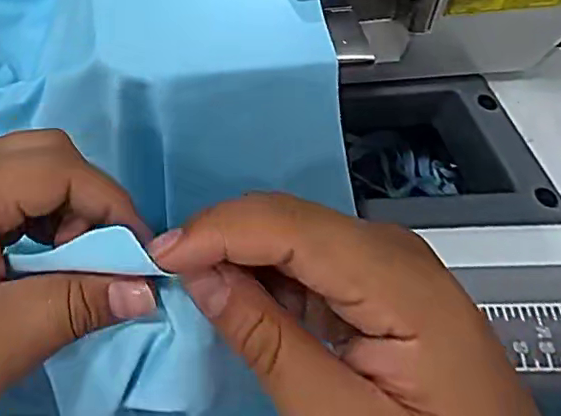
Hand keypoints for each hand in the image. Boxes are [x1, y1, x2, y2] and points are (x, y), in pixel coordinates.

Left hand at [0, 130, 159, 415]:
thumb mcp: (2, 336)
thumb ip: (79, 301)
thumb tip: (146, 288)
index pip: (66, 167)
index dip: (114, 207)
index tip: (143, 260)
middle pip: (49, 155)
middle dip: (89, 199)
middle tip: (104, 262)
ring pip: (29, 170)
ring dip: (64, 208)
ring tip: (73, 269)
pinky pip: (6, 193)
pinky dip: (37, 218)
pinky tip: (39, 264)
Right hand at [150, 192, 532, 415]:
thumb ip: (269, 342)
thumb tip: (199, 273)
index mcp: (399, 279)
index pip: (288, 224)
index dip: (217, 229)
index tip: (160, 255)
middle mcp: (392, 249)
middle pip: (286, 219)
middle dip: (222, 239)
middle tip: (170, 273)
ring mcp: (387, 260)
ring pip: (288, 232)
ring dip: (239, 256)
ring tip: (199, 287)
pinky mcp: (378, 279)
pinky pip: (306, 258)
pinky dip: (266, 275)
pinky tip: (245, 300)